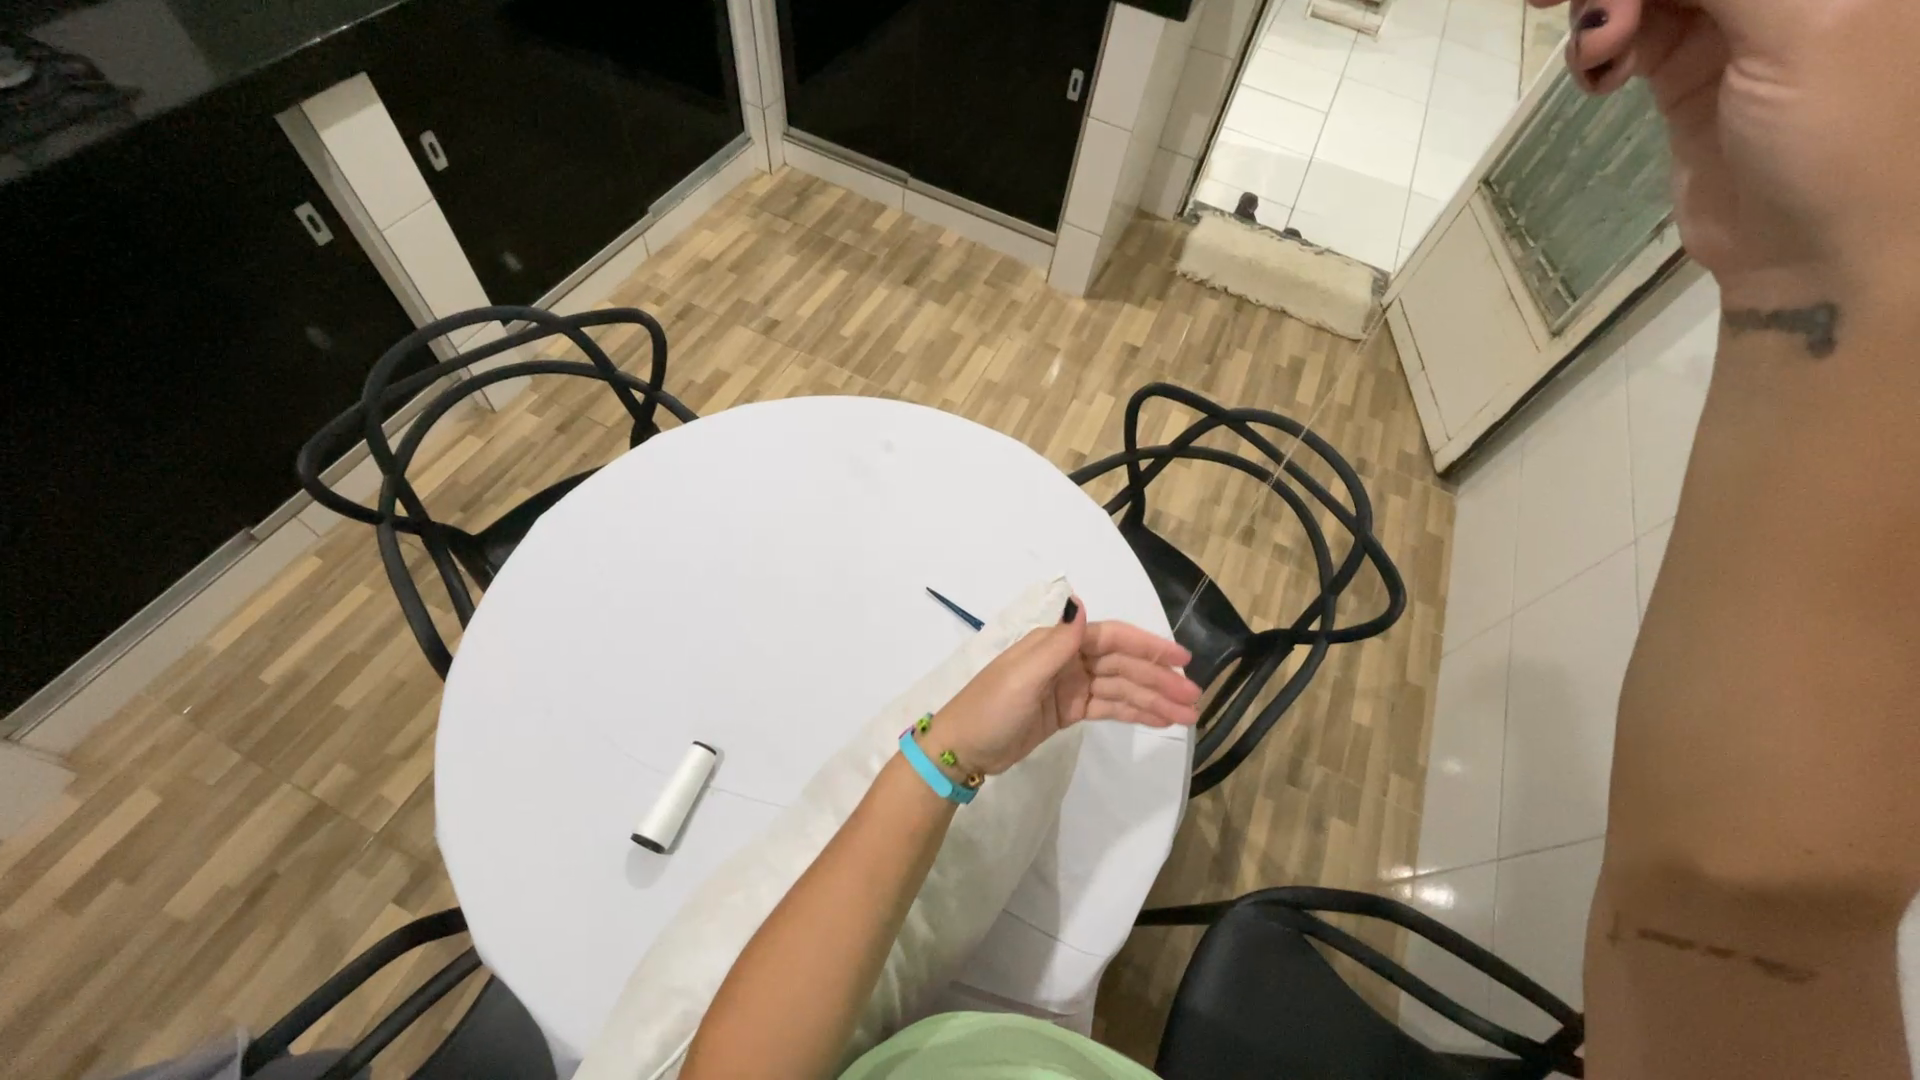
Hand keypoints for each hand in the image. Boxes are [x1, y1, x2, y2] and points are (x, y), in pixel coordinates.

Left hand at [920, 598, 1201, 777]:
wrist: (962, 749)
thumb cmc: (990, 708)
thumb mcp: (1023, 675)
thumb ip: (1056, 642)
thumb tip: (1079, 601)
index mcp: (1055, 643)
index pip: (1111, 638)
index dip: (1147, 646)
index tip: (1182, 659)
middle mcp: (1066, 659)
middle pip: (1121, 664)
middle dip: (1158, 679)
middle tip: (1195, 698)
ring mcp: (1068, 686)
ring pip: (1119, 688)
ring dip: (1152, 699)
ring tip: (1187, 715)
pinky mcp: (1067, 711)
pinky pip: (1107, 707)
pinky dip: (1133, 712)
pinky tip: (1158, 719)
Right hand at [1546, 0, 1919, 306]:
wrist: (1812, 246)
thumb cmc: (1844, 130)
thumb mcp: (1802, 23)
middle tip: (1566, 10)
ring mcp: (1740, 18)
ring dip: (1601, 13)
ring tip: (1596, 57)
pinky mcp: (1692, 66)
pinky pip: (1628, 34)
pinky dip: (1600, 51)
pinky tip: (1601, 79)